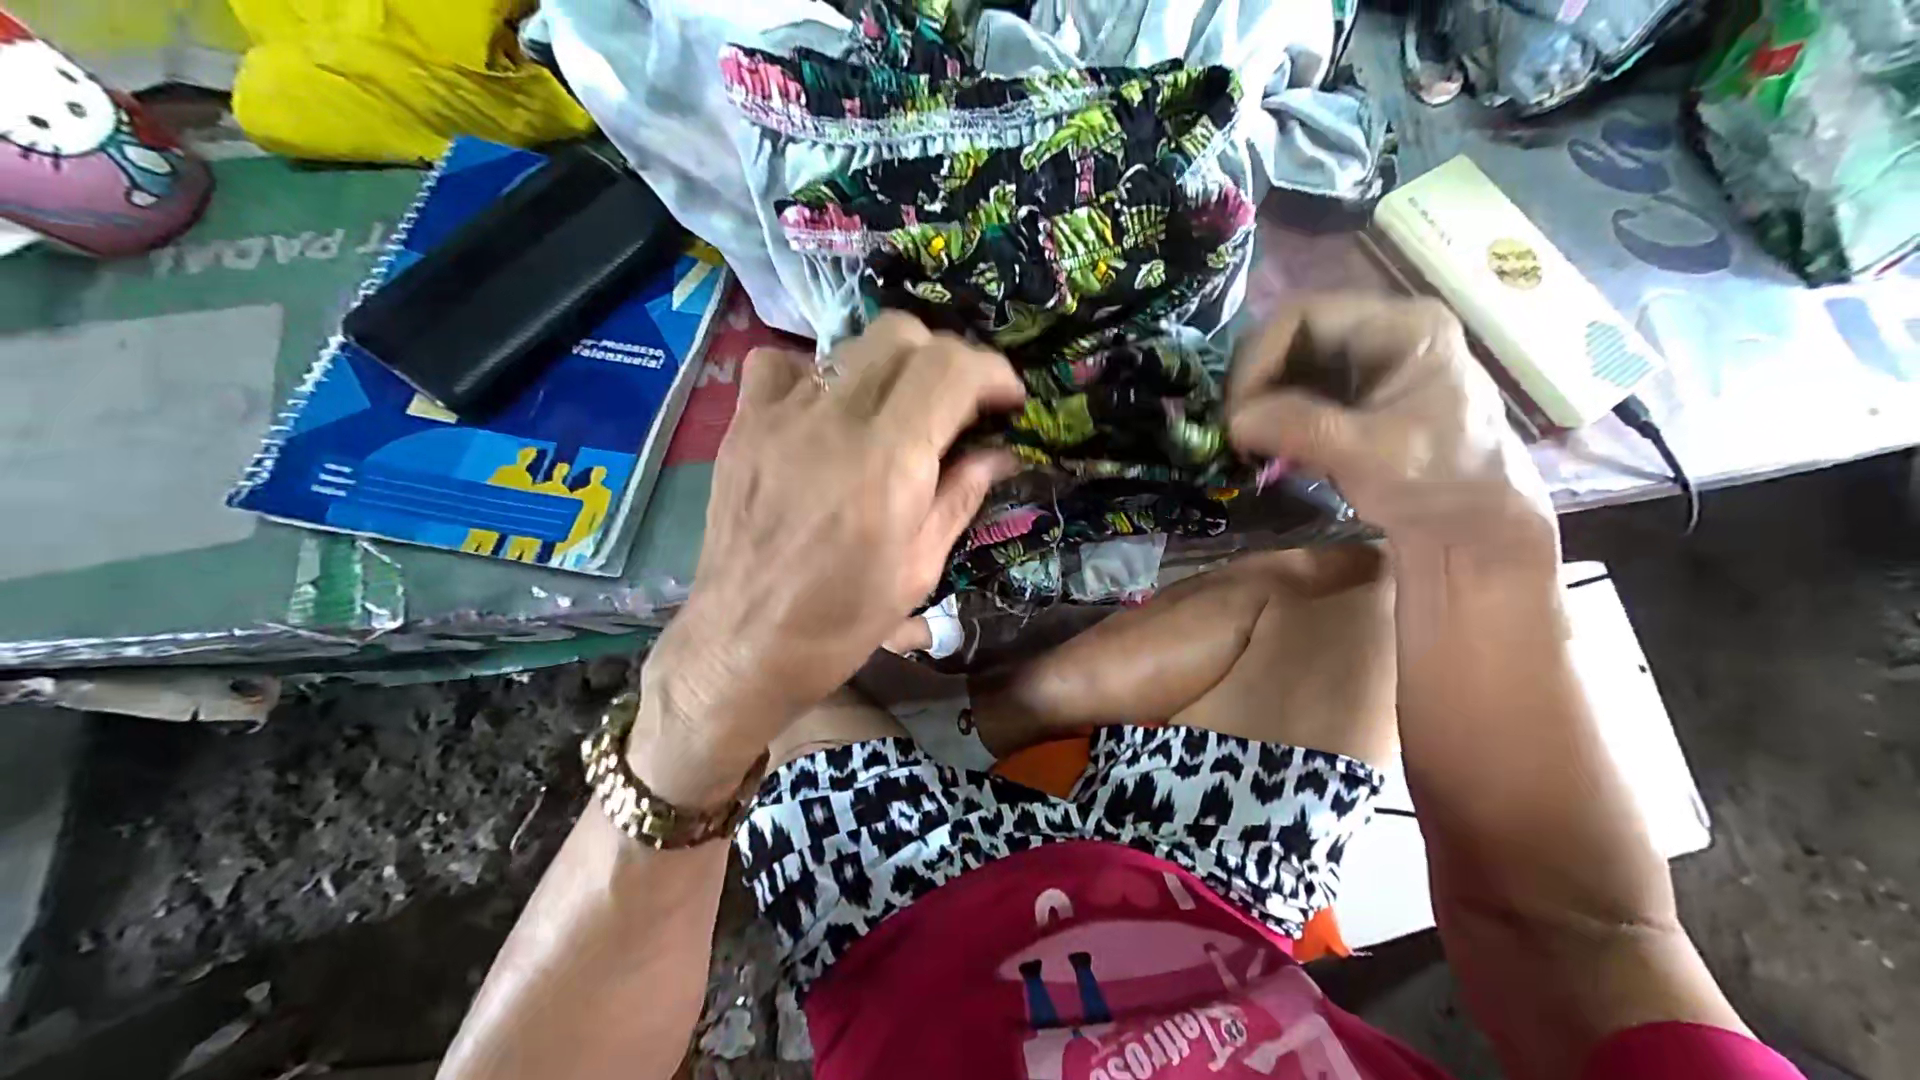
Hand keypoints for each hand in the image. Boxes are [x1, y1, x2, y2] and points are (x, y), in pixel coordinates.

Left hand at [630, 313, 1024, 803]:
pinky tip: (825, 412)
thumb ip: (960, 495)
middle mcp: (835, 420)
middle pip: (902, 334)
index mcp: (888, 462)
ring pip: (850, 344)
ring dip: (890, 367)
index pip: (950, 368)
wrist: (745, 643)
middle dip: (945, 360)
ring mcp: (781, 416)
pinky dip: (817, 376)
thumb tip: (998, 453)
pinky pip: (782, 366)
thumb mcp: (919, 568)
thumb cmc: (841, 621)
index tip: (1007, 400)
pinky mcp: (744, 425)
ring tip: (896, 411)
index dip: (991, 371)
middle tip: (956, 406)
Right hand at [1227, 294, 1555, 559]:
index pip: (1304, 315)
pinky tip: (1263, 444)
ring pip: (1285, 365)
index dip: (1259, 357)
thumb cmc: (1439, 482)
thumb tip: (1234, 420)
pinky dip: (1270, 415)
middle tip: (1235, 428)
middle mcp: (1380, 331)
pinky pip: (1292, 390)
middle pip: (1289, 336)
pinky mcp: (1349, 393)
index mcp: (1402, 327)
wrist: (1472, 525)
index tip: (1238, 410)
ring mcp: (1363, 362)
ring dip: (1258, 401)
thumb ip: (1303, 428)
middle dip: (1255, 381)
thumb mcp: (1371, 454)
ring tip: (1246, 440)